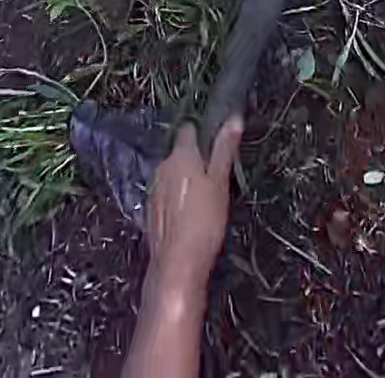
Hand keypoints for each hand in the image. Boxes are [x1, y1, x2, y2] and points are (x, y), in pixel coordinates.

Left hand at [144, 116, 242, 299]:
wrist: (176, 266)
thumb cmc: (203, 221)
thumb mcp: (220, 182)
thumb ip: (224, 149)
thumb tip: (234, 118)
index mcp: (180, 155)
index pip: (188, 129)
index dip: (202, 130)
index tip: (216, 139)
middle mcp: (163, 166)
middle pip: (180, 151)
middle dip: (195, 157)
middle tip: (216, 172)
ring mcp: (154, 188)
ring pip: (172, 172)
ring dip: (186, 177)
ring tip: (205, 195)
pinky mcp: (151, 209)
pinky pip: (166, 191)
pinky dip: (177, 195)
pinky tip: (189, 212)